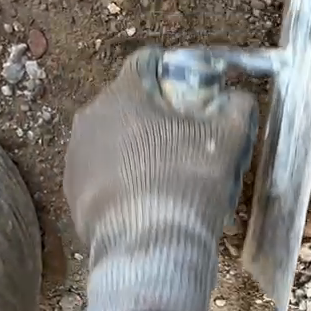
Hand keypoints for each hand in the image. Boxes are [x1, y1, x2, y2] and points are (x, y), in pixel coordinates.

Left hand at [64, 47, 255, 310]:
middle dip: (155, 115)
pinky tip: (145, 199)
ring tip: (165, 175)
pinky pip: (100, 172)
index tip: (191, 93)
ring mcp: (75, 155)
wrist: (148, 248)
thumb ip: (237, 109)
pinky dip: (121, 178)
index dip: (174, 73)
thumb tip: (239, 98)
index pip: (147, 62)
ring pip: (112, 138)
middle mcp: (90, 117)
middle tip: (184, 139)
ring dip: (137, 148)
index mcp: (124, 94)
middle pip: (128, 102)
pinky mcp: (71, 191)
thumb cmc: (187, 184)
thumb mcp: (227, 143)